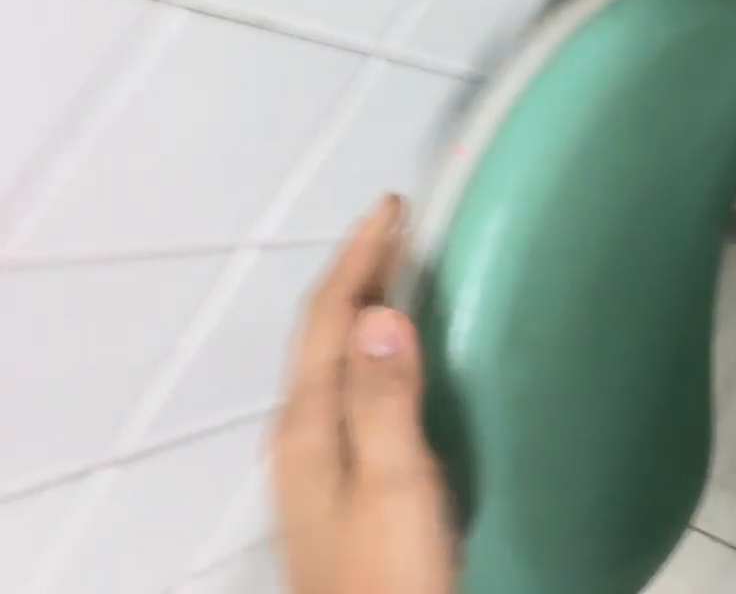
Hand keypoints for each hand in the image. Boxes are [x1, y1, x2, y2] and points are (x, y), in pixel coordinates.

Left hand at [273, 195, 455, 593]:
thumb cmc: (391, 567)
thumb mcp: (393, 484)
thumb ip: (384, 402)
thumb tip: (383, 314)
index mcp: (311, 425)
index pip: (329, 321)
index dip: (358, 258)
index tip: (392, 206)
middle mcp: (304, 429)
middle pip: (323, 330)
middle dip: (357, 266)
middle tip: (400, 220)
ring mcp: (319, 450)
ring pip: (336, 351)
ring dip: (364, 297)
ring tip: (402, 261)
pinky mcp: (343, 464)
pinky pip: (353, 375)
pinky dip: (374, 335)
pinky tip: (400, 339)